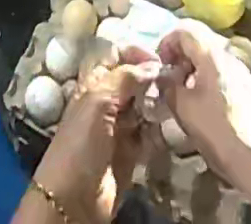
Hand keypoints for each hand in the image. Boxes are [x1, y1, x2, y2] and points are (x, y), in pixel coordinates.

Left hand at [32, 59, 161, 221]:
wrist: (74, 198)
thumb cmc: (81, 142)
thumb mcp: (98, 102)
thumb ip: (124, 79)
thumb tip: (152, 65)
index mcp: (94, 81)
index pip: (115, 54)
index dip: (134, 52)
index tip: (158, 58)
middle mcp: (107, 99)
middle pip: (133, 80)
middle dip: (152, 78)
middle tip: (174, 81)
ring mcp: (120, 126)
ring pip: (144, 106)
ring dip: (158, 103)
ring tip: (176, 103)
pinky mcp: (131, 151)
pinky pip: (149, 134)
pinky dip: (160, 130)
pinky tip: (171, 128)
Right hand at [157, 21, 250, 179]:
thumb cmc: (218, 130)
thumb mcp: (183, 108)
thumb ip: (167, 85)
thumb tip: (161, 75)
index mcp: (212, 54)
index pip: (184, 30)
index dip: (166, 42)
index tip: (159, 63)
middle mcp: (229, 56)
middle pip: (199, 41)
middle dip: (179, 54)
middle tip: (168, 75)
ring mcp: (241, 73)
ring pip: (210, 57)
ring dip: (192, 67)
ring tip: (182, 91)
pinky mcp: (248, 90)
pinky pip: (221, 72)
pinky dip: (205, 78)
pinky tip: (201, 103)